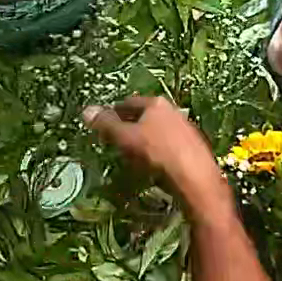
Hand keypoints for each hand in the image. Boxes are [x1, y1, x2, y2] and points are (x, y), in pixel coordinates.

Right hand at [84, 96, 224, 201]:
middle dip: (129, 126)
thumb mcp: (125, 138)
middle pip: (144, 116)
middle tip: (115, 141)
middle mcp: (173, 111)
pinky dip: (157, 151)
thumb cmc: (156, 153)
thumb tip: (86, 110)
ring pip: (157, 131)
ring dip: (144, 140)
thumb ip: (106, 124)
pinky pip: (168, 145)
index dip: (112, 113)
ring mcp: (185, 128)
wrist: (194, 177)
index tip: (103, 125)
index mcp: (155, 103)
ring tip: (132, 156)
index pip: (127, 103)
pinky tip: (153, 166)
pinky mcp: (192, 147)